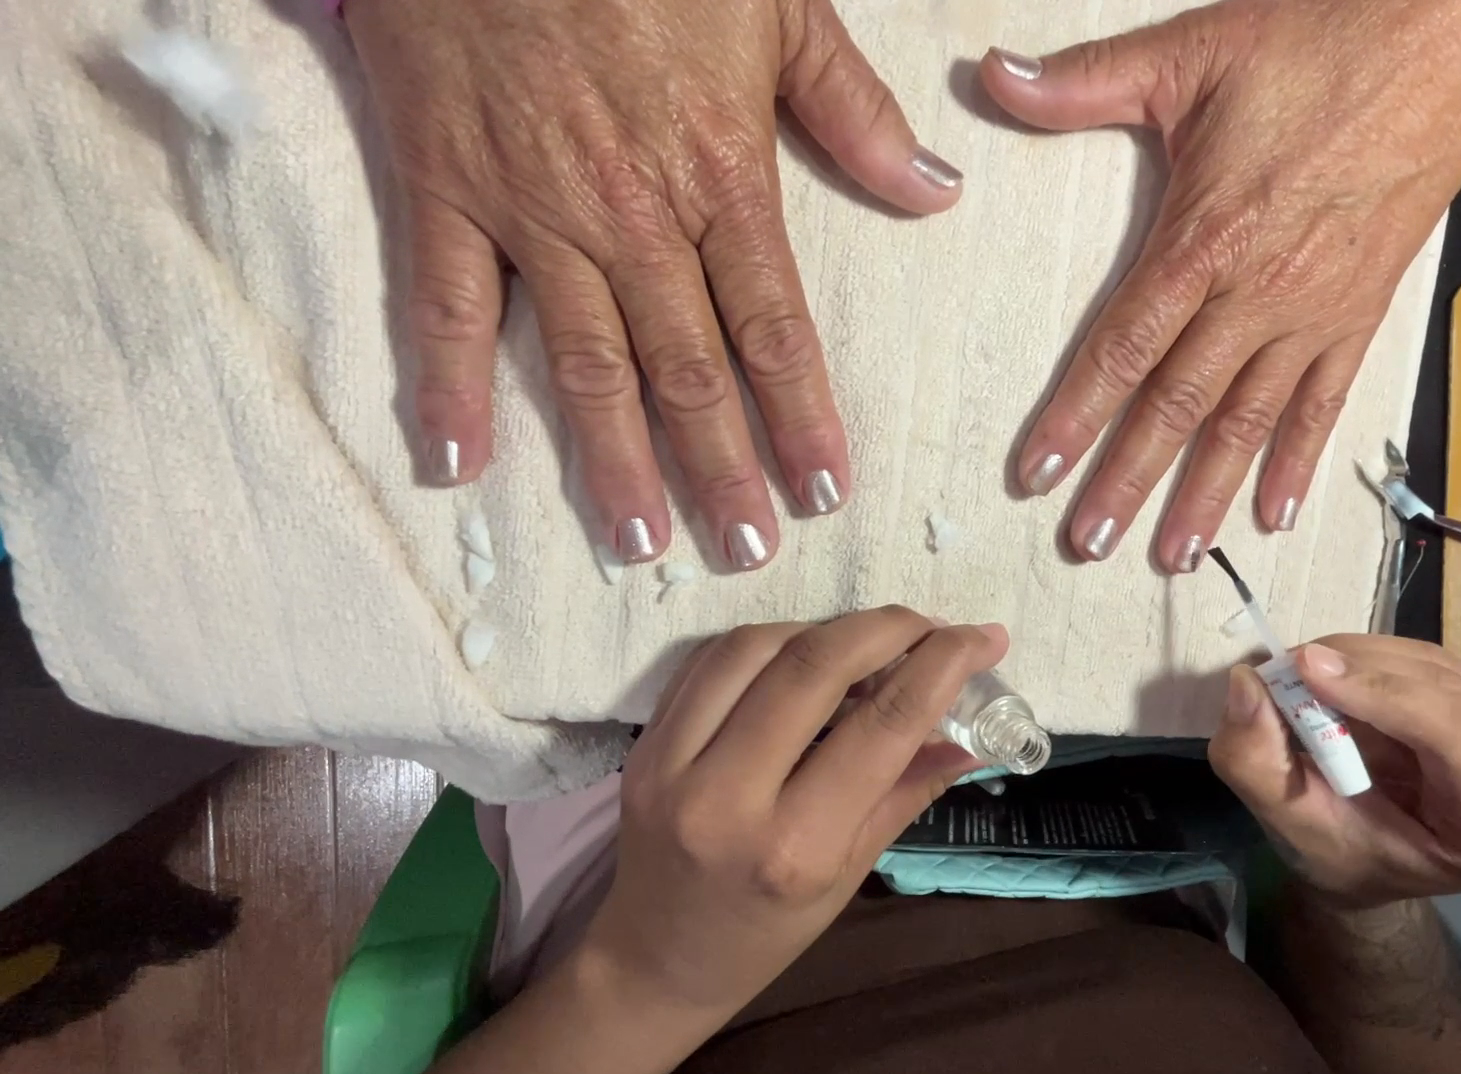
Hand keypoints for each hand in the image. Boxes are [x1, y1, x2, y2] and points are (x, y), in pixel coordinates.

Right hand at [347, 0, 963, 568]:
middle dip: (725, 472)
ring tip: (642, 543)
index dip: (803, 421)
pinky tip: (458, 466)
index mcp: (724, 181)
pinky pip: (445, 308)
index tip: (824, 491)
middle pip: (692, 376)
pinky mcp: (445, 189)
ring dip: (616, 465)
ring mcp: (536, 212)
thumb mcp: (783, 7)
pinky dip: (447, 389)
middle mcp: (635, 219)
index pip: (777, 333)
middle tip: (748, 552)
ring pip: (588, 367)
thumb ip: (858, 116)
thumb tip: (935, 193)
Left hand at [579, 608, 1003, 1018]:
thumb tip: (973, 734)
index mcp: (795, 847)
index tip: (983, 638)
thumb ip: (910, 789)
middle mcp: (728, 796)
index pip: (883, 726)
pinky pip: (715, 656)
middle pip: (817, 666)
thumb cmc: (767, 932)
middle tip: (931, 626)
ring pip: (761, 645)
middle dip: (889, 627)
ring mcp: (672, 761)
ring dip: (829, 627)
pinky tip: (805, 650)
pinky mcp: (646, 739)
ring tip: (870, 641)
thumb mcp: (852, 872)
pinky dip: (773, 637)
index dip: (943, 665)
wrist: (652, 959)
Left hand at [980, 0, 1460, 569]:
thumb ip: (1085, 84)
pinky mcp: (1358, 320)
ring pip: (1246, 426)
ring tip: (1173, 556)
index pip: (1121, 350)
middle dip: (1128, 481)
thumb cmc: (1322, 42)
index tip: (1038, 474)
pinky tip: (1275, 514)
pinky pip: (1322, 407)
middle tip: (1090, 541)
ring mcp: (1310, 316)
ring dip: (1204, 496)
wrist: (1454, 35)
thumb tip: (994, 77)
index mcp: (1202, 240)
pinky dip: (1298, 464)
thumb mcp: (1190, 54)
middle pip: (1176, 407)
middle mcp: (1254, 296)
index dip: (1075, 416)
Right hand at [1210, 634, 1460, 906]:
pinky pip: (1433, 664)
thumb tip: (1247, 683)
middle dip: (1359, 668)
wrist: (1372, 866)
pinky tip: (1337, 677)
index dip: (1382, 690)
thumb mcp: (1289, 824)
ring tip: (1303, 676)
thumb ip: (1256, 761)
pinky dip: (1373, 660)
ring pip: (1438, 668)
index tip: (1304, 666)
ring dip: (1360, 659)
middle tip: (1285, 668)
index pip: (1460, 735)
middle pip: (1449, 692)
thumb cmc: (1341, 859)